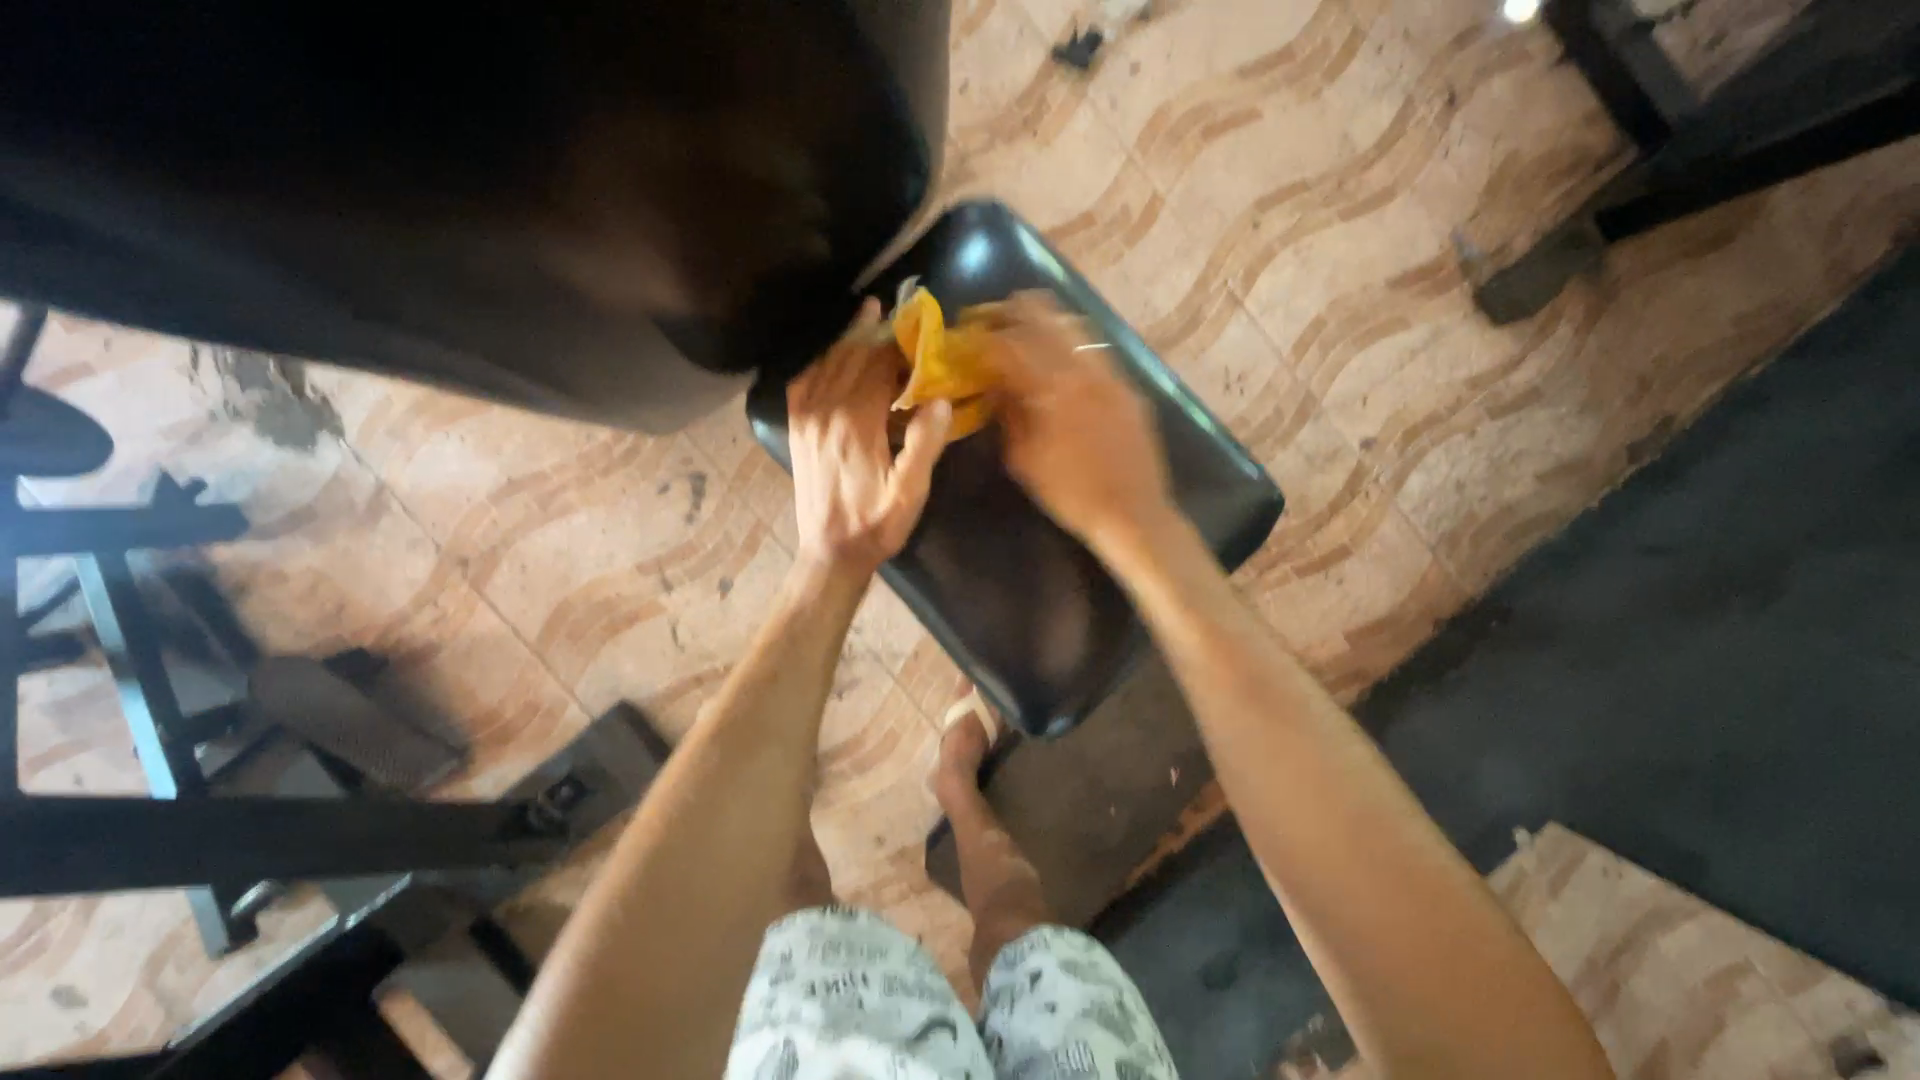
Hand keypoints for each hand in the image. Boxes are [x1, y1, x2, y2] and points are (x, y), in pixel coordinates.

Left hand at [788, 298, 950, 575]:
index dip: (899, 346)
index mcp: (855, 425)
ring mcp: (806, 421)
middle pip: (851, 359)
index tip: (919, 329)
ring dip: (847, 339)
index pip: (878, 369)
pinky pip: (804, 383)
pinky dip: (820, 363)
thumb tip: (939, 400)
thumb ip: (924, 446)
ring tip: (865, 312)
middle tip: (893, 307)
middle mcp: (825, 413)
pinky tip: (831, 356)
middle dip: (874, 332)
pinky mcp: (797, 431)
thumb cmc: (876, 527)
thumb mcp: (909, 495)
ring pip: (826, 365)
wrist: (829, 555)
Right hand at [988, 291, 1175, 551]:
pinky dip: (1073, 345)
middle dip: (1016, 313)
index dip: (985, 336)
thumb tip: (995, 388)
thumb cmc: (1070, 495)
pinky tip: (1064, 356)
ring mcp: (1110, 377)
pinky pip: (1096, 354)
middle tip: (997, 312)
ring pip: (1075, 330)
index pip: (1009, 347)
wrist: (1133, 512)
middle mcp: (1081, 372)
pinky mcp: (1128, 389)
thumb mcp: (1024, 461)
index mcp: (1050, 390)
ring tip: (1030, 321)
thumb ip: (1008, 416)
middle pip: (1044, 323)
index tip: (970, 334)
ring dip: (1048, 321)